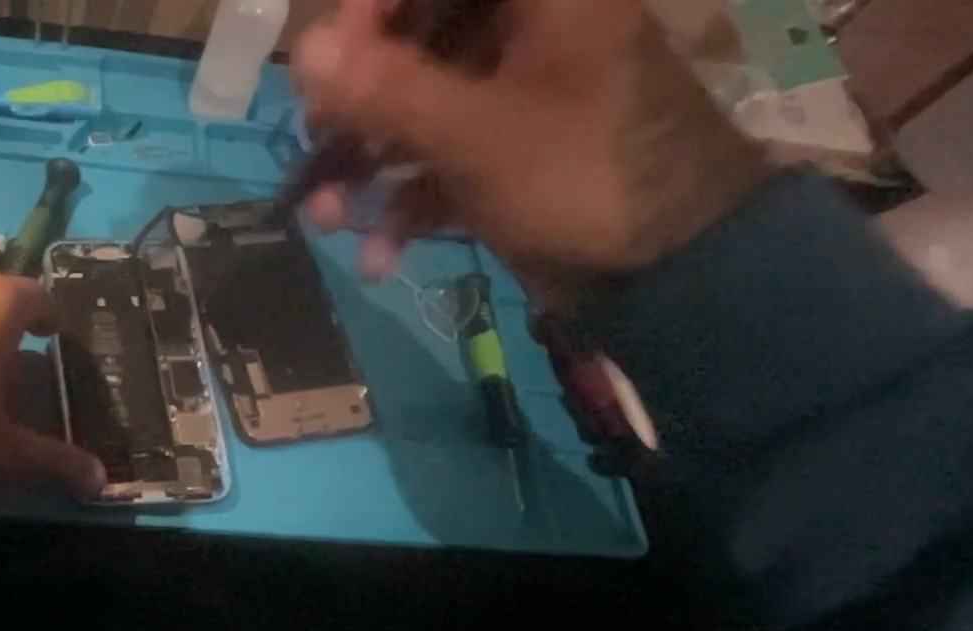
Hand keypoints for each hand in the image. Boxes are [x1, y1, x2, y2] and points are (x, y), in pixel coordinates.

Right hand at [294, 0, 772, 300]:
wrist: (667, 265)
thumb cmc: (581, 176)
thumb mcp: (475, 133)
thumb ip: (385, 90)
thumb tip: (305, 51)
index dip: (365, 17)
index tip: (323, 74)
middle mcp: (518, 34)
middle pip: (410, 46)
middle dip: (352, 113)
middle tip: (315, 155)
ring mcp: (507, 101)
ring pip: (413, 115)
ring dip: (363, 172)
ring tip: (329, 220)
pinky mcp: (498, 159)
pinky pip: (432, 168)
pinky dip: (399, 210)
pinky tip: (378, 257)